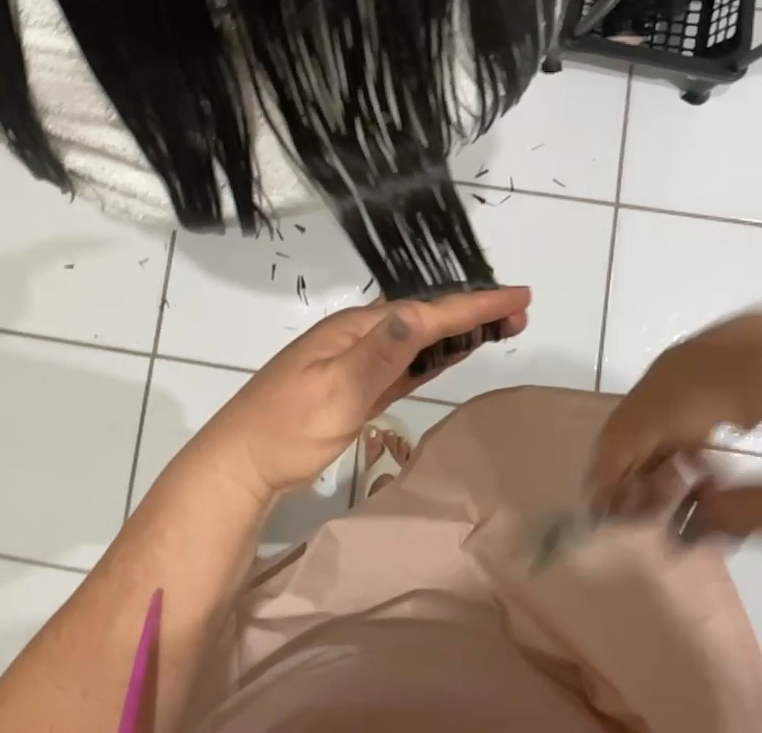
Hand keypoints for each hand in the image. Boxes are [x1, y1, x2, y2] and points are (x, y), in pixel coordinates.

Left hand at [194, 287, 530, 502]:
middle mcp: (356, 337)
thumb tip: (416, 311)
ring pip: (414, 340)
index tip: (518, 297)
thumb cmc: (288, 428)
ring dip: (454, 333)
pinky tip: (447, 356)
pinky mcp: (354, 388)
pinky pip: (402, 364)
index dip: (472, 306)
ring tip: (497, 330)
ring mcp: (353, 362)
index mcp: (354, 330)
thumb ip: (379, 353)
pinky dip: (429, 357)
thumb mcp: (337, 390)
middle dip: (470, 314)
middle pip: (423, 319)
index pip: (424, 313)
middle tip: (519, 315)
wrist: (243, 463)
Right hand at [591, 314, 761, 535]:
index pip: (658, 407)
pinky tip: (711, 434)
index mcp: (755, 373)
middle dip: (636, 434)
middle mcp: (748, 336)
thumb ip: (742, 510)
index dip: (621, 449)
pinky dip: (691, 396)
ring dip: (662, 414)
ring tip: (671, 468)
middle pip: (660, 380)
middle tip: (630, 486)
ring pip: (682, 365)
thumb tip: (681, 516)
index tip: (602, 491)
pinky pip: (711, 356)